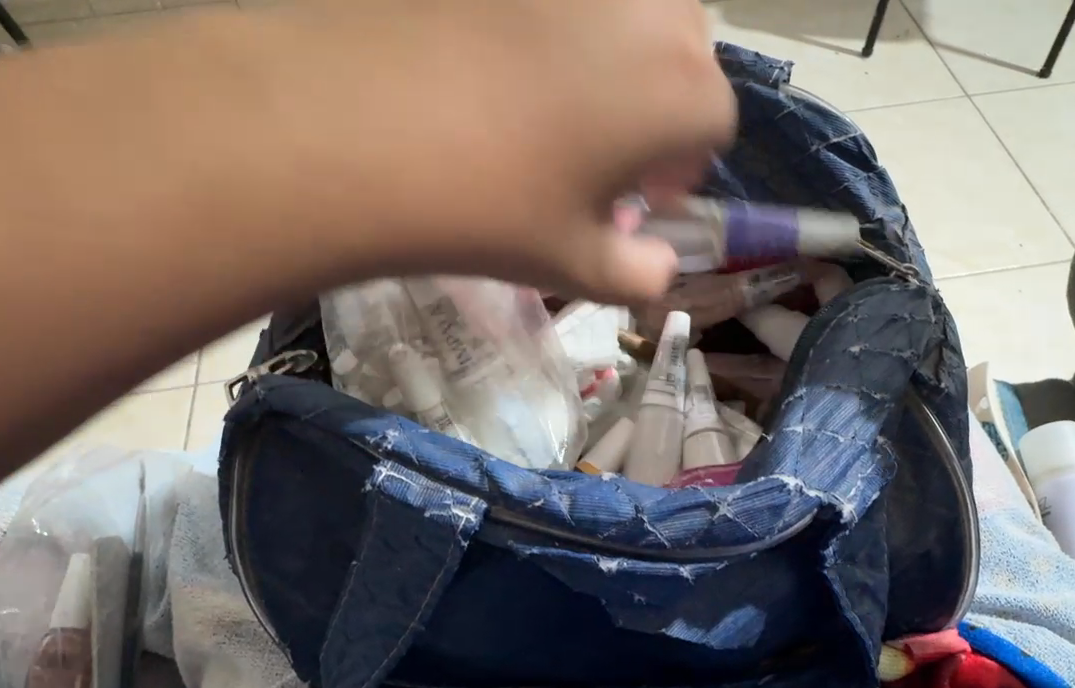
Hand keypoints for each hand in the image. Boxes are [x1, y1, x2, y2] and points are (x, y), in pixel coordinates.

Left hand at [258, 0, 735, 303]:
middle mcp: (645, 15)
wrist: (360, 130)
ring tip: (558, 115)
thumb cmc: (493, 211)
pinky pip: (562, 9)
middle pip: (683, 55)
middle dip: (662, 106)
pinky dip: (555, 37)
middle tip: (607, 157)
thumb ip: (637, 274)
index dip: (685, 168)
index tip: (644, 200)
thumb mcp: (574, 266)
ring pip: (626, 17)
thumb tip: (661, 271)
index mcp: (678, 93)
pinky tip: (503, 80)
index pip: (714, 124)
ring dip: (616, 65)